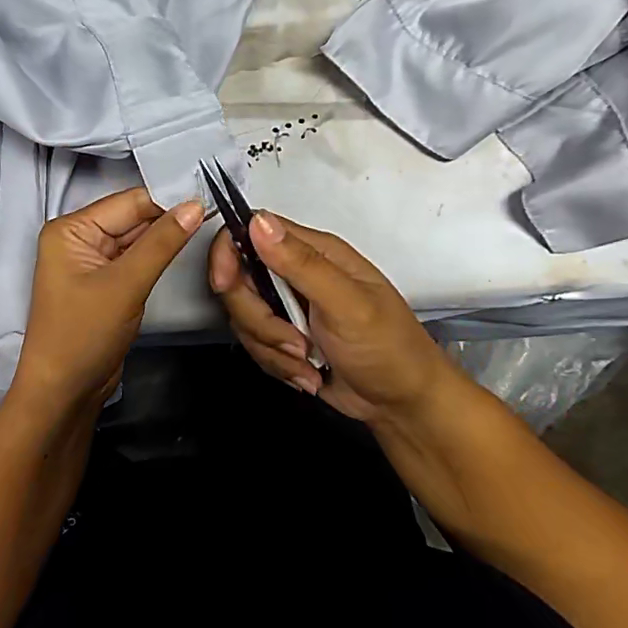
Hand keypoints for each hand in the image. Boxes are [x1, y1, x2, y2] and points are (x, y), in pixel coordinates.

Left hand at [12, 187, 205, 412]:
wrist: (63, 391)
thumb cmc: (82, 336)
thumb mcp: (125, 285)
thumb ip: (161, 243)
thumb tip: (192, 206)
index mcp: (70, 230)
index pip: (127, 202)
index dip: (167, 199)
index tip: (207, 196)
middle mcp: (78, 239)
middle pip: (132, 218)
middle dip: (169, 218)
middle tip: (214, 212)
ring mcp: (91, 262)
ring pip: (137, 239)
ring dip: (165, 238)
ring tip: (207, 227)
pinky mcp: (105, 283)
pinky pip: (134, 260)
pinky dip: (156, 258)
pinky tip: (183, 251)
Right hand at [209, 211, 452, 421]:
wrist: (402, 404)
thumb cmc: (391, 349)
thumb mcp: (348, 304)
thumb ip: (302, 263)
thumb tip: (260, 223)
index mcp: (313, 253)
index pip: (250, 232)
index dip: (228, 255)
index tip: (225, 284)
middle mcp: (295, 273)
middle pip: (238, 281)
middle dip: (258, 320)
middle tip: (294, 340)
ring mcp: (286, 305)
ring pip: (242, 318)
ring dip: (271, 348)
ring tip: (309, 360)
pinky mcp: (282, 334)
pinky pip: (253, 344)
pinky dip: (277, 363)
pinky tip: (308, 370)